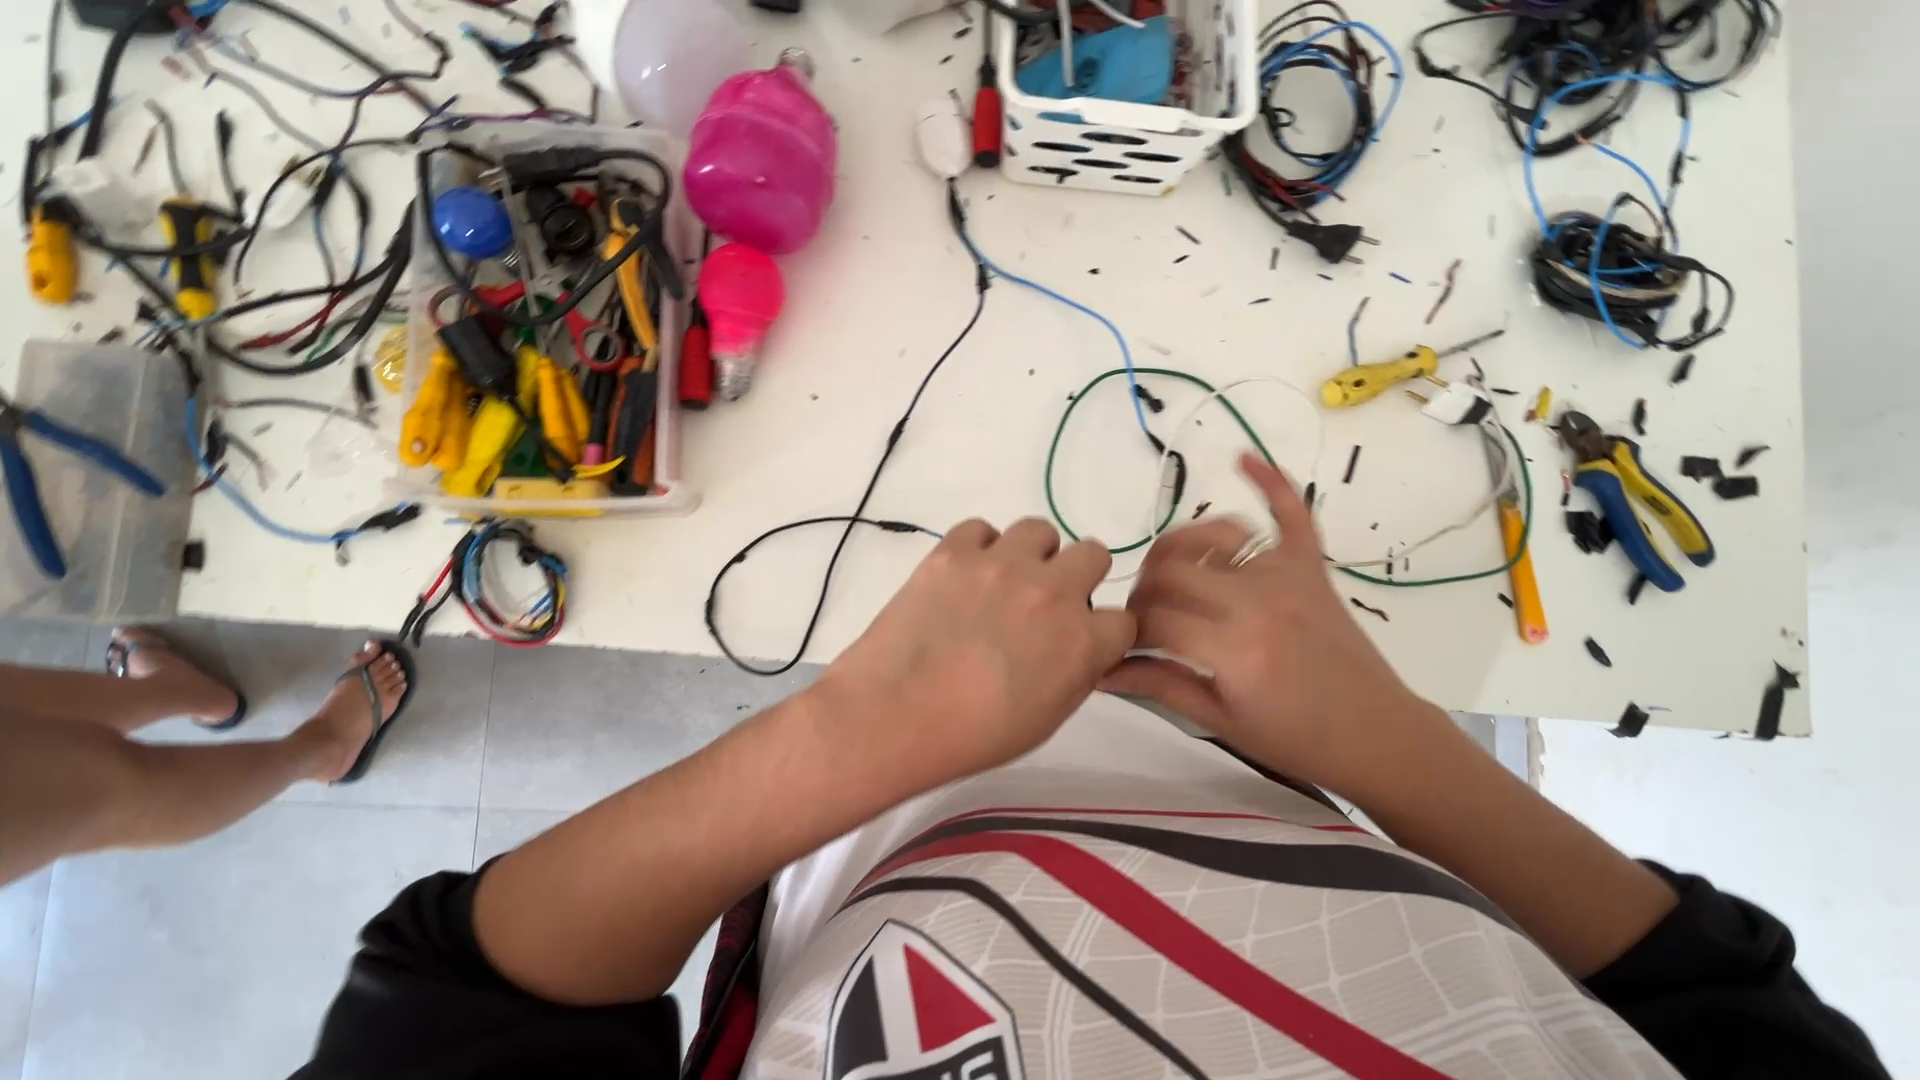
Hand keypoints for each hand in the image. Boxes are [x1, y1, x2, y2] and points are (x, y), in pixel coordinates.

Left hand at [818, 518, 1135, 785]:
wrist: (891, 716)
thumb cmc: (971, 736)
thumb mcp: (1045, 719)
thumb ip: (1075, 673)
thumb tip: (1080, 648)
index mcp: (1081, 641)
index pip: (1123, 619)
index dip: (1103, 632)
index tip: (1081, 639)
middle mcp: (1051, 592)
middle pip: (1094, 553)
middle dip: (1077, 578)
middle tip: (1044, 604)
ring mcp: (1001, 565)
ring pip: (1040, 529)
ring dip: (1031, 555)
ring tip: (1003, 583)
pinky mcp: (953, 552)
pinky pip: (980, 528)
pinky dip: (977, 548)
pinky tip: (963, 577)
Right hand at [1100, 453, 1447, 796]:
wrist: (1377, 736)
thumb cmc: (1296, 739)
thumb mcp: (1221, 721)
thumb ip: (1161, 686)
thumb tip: (1101, 669)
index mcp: (1234, 651)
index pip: (1154, 620)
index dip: (1127, 630)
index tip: (1119, 643)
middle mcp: (1257, 603)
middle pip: (1172, 572)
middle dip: (1144, 592)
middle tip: (1144, 617)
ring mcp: (1287, 578)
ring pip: (1213, 537)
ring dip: (1180, 547)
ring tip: (1172, 573)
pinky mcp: (1311, 569)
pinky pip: (1293, 516)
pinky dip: (1272, 484)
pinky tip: (1243, 457)